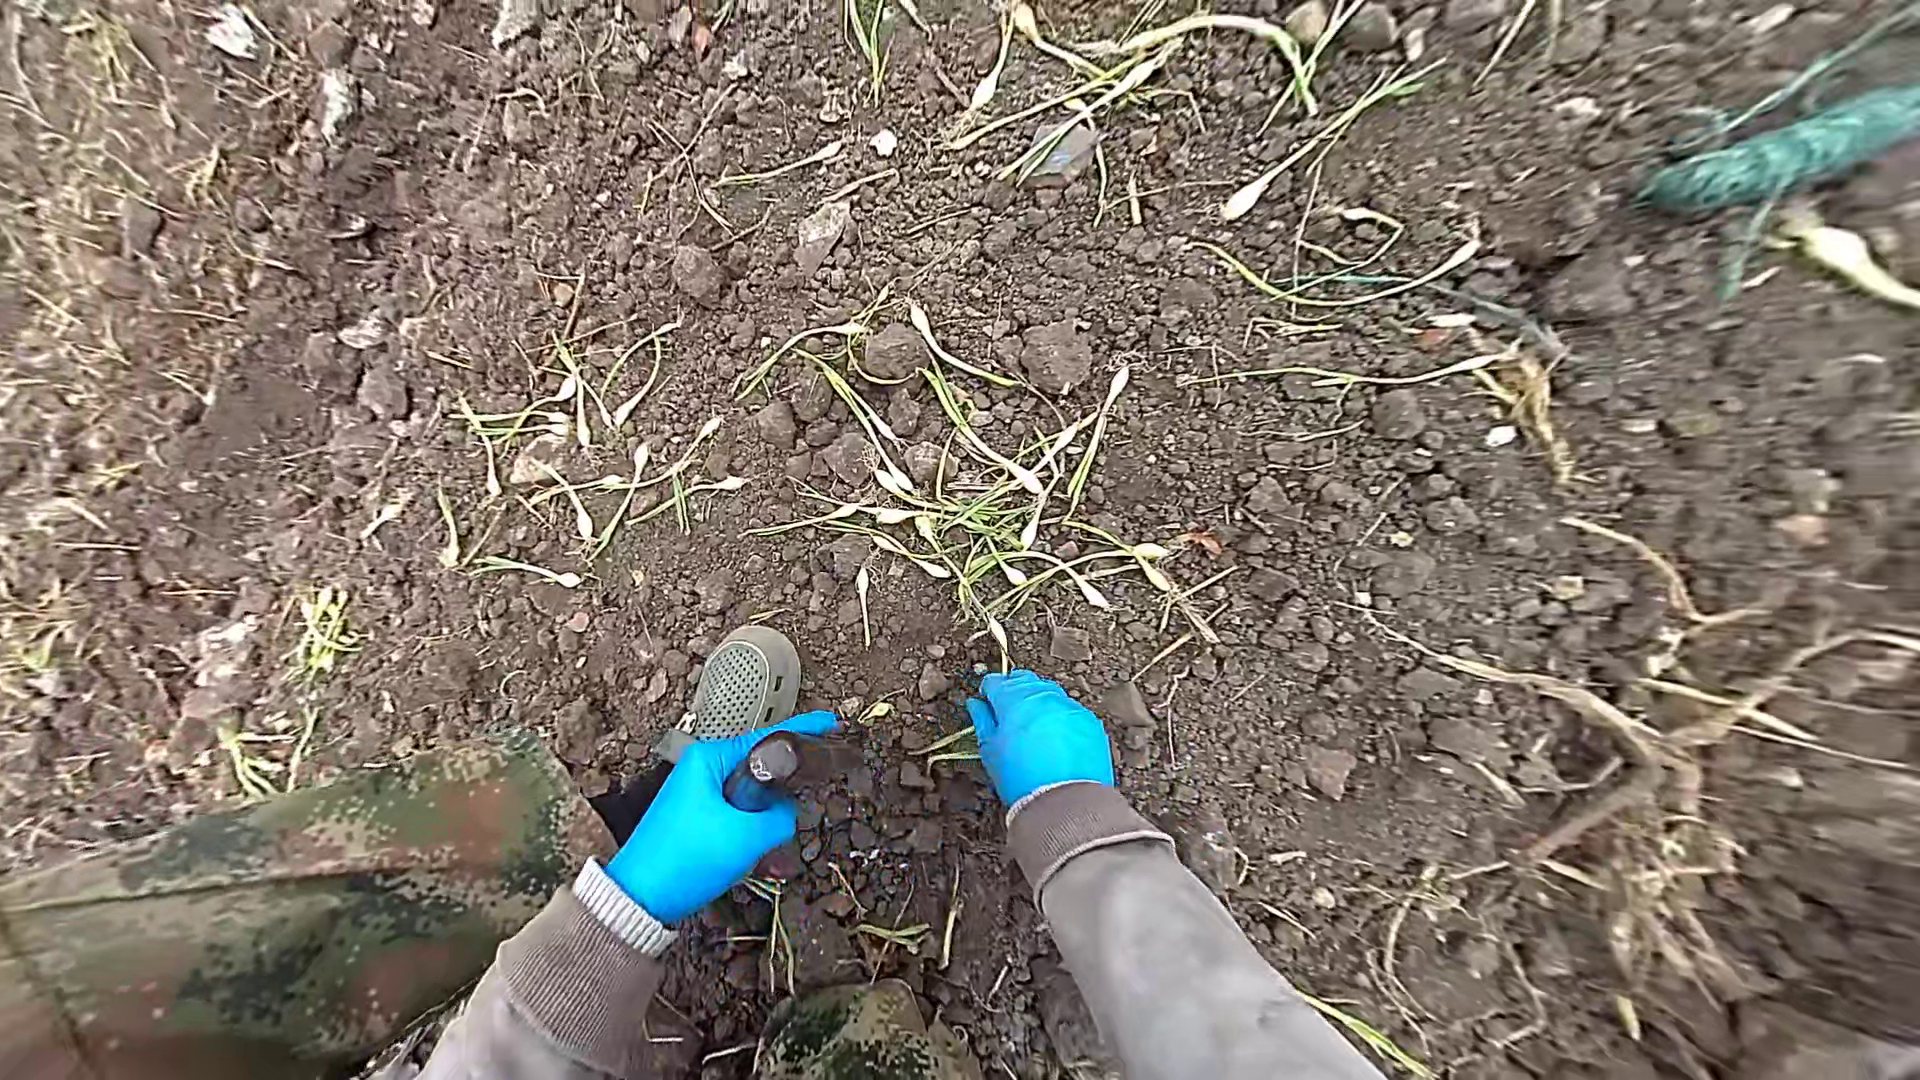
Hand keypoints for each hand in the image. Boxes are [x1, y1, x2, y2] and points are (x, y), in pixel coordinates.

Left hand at [605, 710, 838, 922]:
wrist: (636, 903)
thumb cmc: (685, 860)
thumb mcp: (745, 838)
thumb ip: (780, 818)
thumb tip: (787, 812)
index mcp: (710, 759)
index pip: (768, 736)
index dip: (804, 728)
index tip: (831, 723)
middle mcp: (704, 767)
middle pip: (762, 765)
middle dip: (785, 784)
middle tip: (815, 785)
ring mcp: (699, 791)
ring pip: (751, 792)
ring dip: (766, 815)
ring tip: (775, 839)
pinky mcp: (698, 814)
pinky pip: (738, 809)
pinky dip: (752, 825)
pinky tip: (759, 849)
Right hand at [965, 670, 1113, 804]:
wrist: (1065, 803)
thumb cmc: (1022, 778)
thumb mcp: (990, 750)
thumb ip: (982, 721)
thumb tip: (976, 705)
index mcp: (1013, 698)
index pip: (995, 681)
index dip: (988, 693)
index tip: (988, 703)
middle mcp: (1042, 695)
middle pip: (1023, 680)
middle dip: (1014, 692)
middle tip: (1009, 716)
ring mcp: (1067, 705)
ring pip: (1047, 693)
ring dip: (1038, 704)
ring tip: (1033, 730)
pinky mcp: (1088, 719)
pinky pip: (1068, 710)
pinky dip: (1059, 718)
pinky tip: (1054, 739)